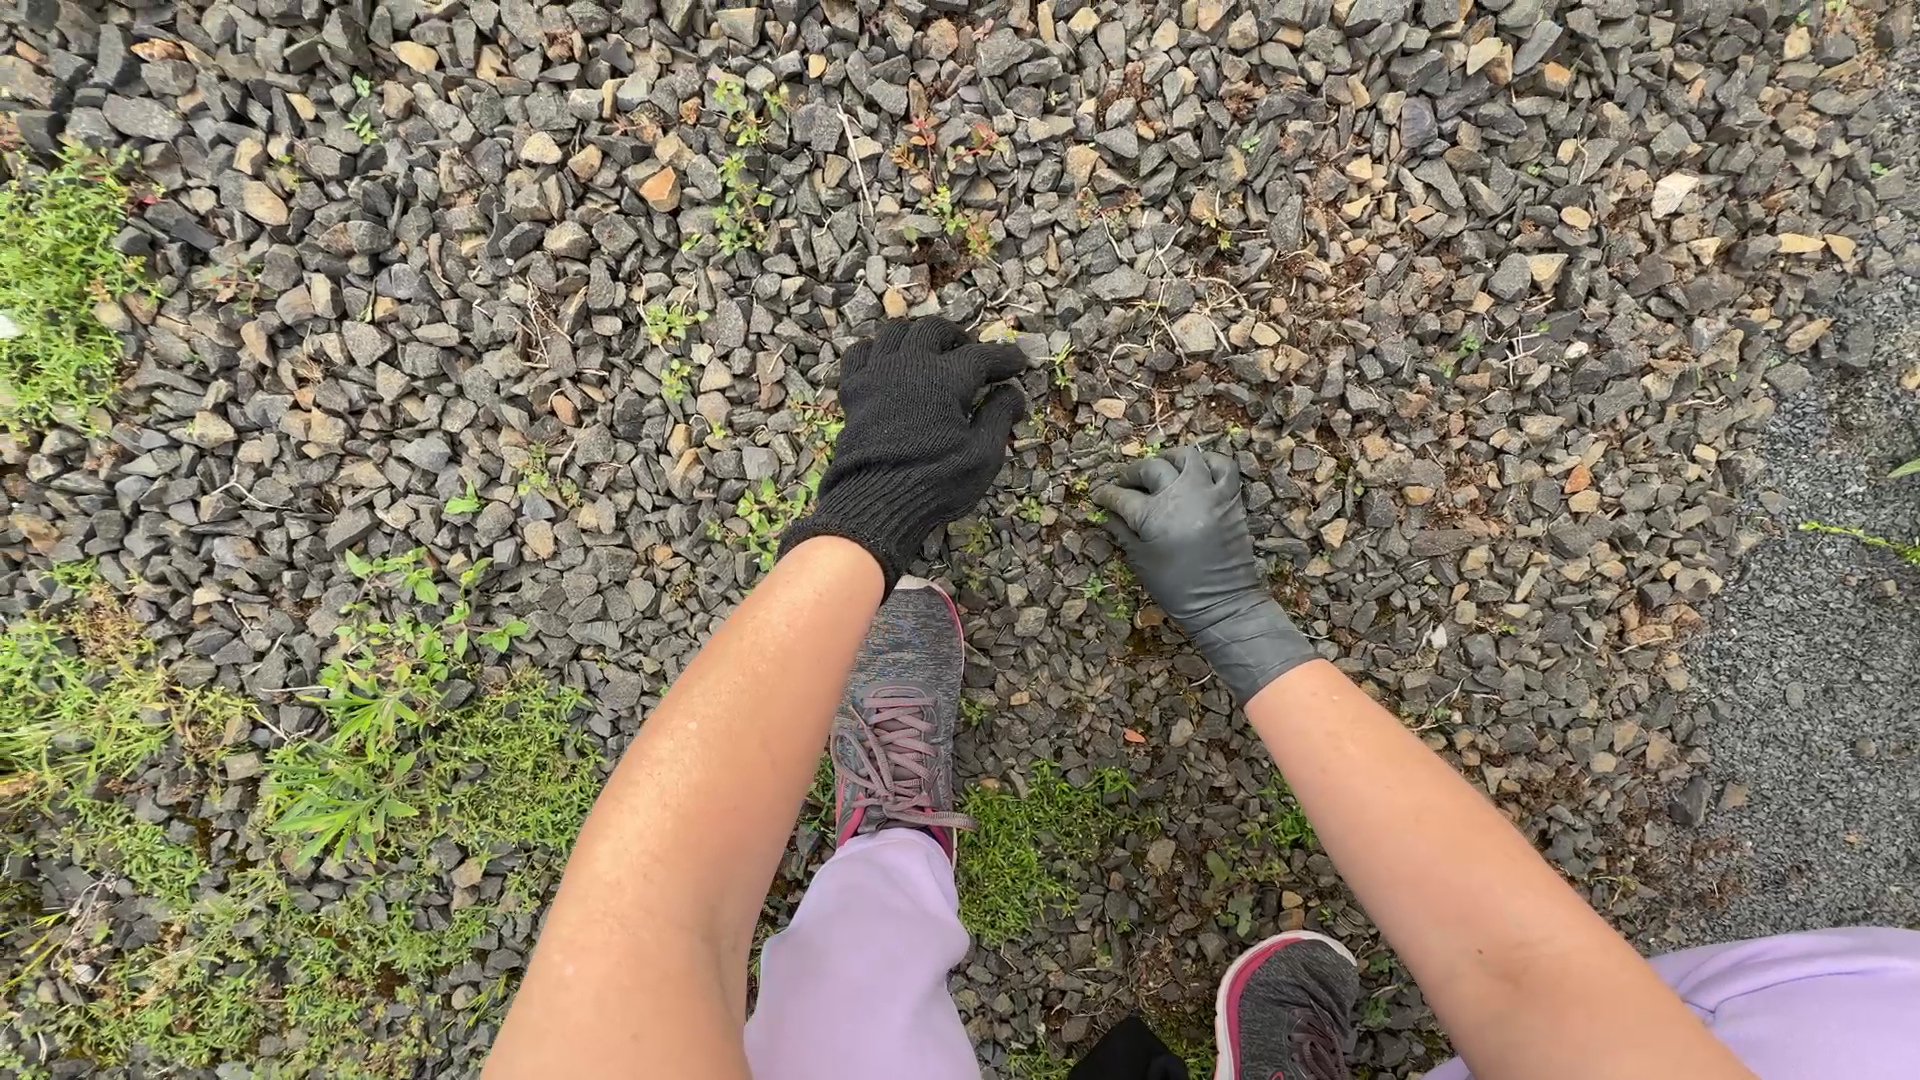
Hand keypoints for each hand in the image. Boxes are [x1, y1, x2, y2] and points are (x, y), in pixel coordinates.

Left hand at [779, 317, 1026, 593]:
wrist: (876, 501)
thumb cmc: (935, 481)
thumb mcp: (982, 455)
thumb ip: (998, 417)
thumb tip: (1012, 393)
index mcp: (946, 379)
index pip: (982, 356)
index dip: (1003, 358)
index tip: (1017, 363)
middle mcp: (910, 365)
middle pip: (934, 331)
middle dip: (957, 338)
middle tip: (970, 354)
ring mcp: (877, 375)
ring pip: (895, 333)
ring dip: (917, 336)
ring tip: (929, 351)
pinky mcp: (853, 392)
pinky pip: (859, 354)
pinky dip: (876, 350)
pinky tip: (886, 361)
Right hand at [1092, 446, 1317, 705]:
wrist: (1222, 603)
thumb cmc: (1174, 587)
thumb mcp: (1140, 561)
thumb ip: (1121, 532)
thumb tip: (1106, 514)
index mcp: (1151, 515)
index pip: (1120, 496)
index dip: (1106, 495)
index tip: (1099, 495)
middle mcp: (1178, 495)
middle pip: (1149, 468)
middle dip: (1131, 474)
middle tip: (1125, 484)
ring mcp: (1207, 493)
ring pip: (1186, 457)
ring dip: (1168, 459)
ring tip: (1160, 468)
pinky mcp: (1230, 498)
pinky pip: (1223, 466)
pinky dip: (1209, 462)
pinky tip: (1197, 470)